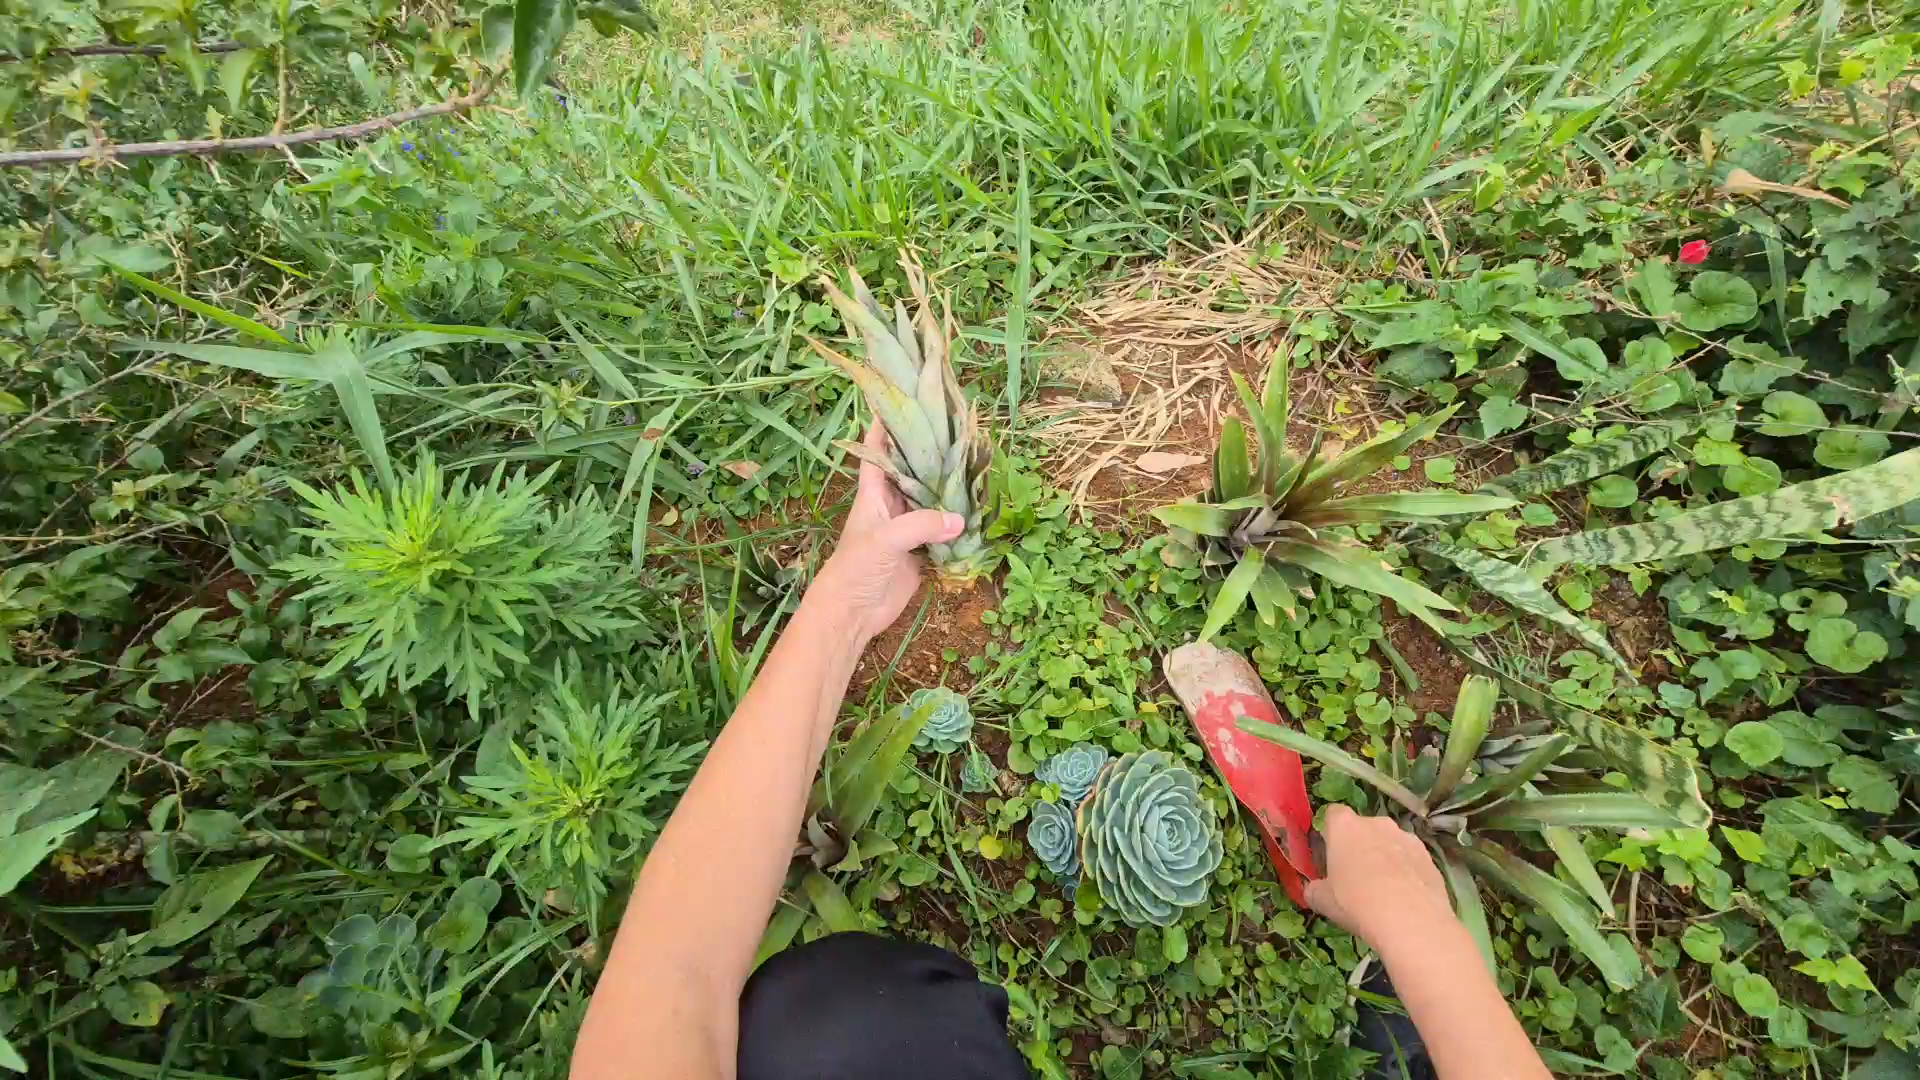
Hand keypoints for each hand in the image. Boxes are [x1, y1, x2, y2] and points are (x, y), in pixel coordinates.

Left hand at [809, 422, 964, 643]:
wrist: (852, 614)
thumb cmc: (855, 569)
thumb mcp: (885, 540)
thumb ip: (921, 525)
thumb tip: (960, 520)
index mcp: (873, 495)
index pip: (877, 452)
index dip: (885, 427)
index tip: (902, 400)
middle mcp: (891, 507)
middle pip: (912, 473)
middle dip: (930, 455)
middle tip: (957, 432)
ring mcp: (907, 530)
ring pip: (930, 502)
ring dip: (948, 491)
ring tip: (975, 467)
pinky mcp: (920, 554)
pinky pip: (942, 533)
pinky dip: (957, 526)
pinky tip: (977, 514)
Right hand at [1304, 804, 1455, 953]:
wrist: (1411, 922)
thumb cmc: (1355, 902)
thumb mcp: (1323, 900)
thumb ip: (1314, 889)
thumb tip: (1313, 890)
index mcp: (1344, 825)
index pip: (1333, 814)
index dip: (1331, 832)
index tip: (1332, 853)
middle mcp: (1376, 823)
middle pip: (1365, 828)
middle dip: (1361, 845)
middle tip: (1357, 874)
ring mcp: (1407, 839)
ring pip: (1392, 843)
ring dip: (1387, 858)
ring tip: (1387, 890)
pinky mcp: (1431, 859)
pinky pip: (1413, 861)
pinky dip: (1410, 873)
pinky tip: (1407, 899)